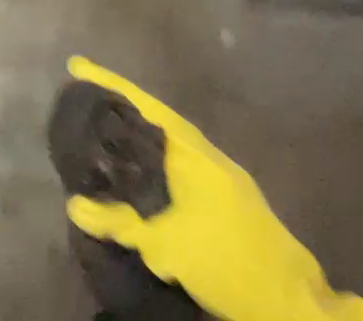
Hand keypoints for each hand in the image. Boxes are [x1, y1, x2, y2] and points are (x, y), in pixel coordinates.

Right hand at [63, 58, 362, 320]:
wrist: (289, 301)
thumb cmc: (226, 257)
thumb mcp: (166, 243)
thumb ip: (119, 221)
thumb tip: (73, 203)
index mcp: (191, 151)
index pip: (143, 104)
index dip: (108, 83)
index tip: (77, 65)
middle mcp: (204, 154)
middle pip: (152, 120)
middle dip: (117, 112)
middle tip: (80, 107)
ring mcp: (217, 176)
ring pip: (163, 146)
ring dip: (133, 142)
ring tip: (99, 145)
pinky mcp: (222, 200)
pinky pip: (173, 168)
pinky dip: (147, 167)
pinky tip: (132, 183)